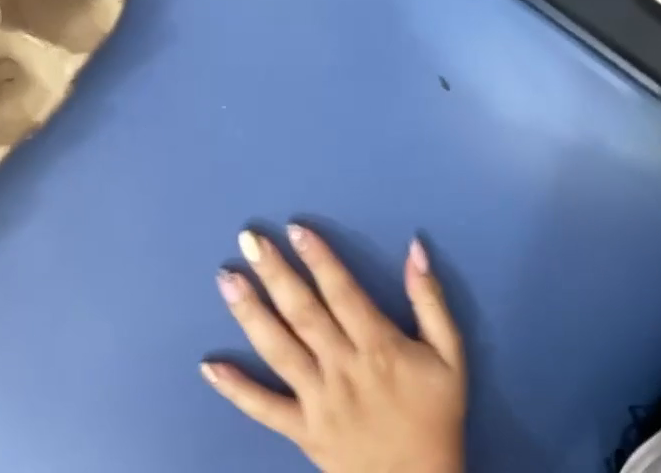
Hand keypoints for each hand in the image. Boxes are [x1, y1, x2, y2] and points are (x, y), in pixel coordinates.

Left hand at [203, 226, 466, 472]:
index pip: (342, 291)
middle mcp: (342, 367)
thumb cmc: (436, 411)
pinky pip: (263, 408)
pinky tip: (210, 365)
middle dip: (275, 273)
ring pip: (278, 350)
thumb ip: (430, 299)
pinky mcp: (302, 430)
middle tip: (250, 240)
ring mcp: (317, 400)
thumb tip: (415, 250)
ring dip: (250, 313)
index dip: (319, 258)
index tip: (296, 230)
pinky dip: (235, 388)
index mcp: (378, 345)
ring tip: (227, 281)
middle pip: (303, 312)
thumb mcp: (450, 352)